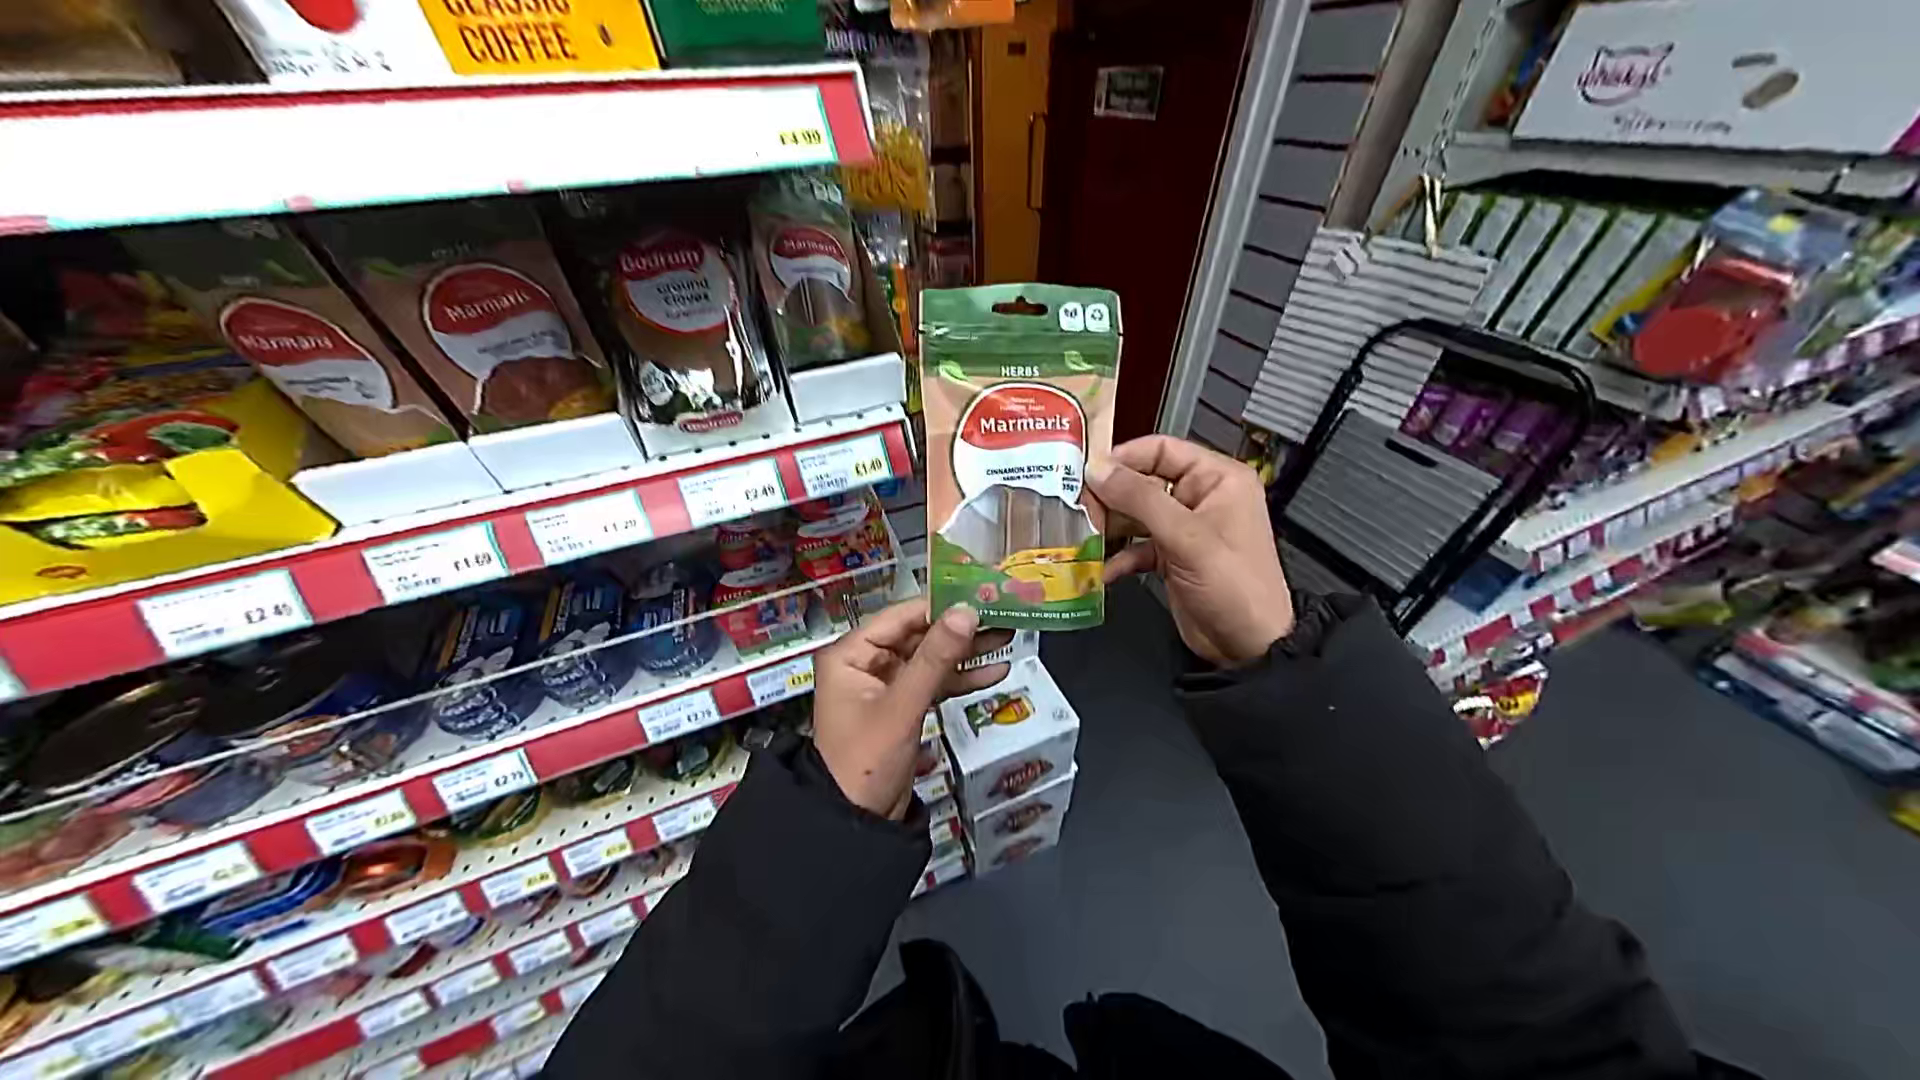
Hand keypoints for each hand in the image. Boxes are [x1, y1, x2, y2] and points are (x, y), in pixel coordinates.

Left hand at [812, 600, 1011, 818]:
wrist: (857, 824)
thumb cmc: (866, 761)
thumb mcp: (903, 706)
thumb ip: (936, 658)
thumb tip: (967, 612)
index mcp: (852, 654)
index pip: (902, 617)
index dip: (941, 606)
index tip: (981, 596)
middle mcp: (867, 663)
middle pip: (919, 636)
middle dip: (960, 629)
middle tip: (1002, 615)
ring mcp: (886, 685)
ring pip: (931, 659)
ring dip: (966, 652)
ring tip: (1008, 637)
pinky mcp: (903, 706)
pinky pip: (934, 684)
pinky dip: (961, 679)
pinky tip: (994, 672)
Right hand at [1087, 435, 1293, 667]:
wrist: (1249, 647)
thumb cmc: (1237, 588)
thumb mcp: (1186, 537)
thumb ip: (1140, 499)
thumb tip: (1099, 470)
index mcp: (1217, 479)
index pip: (1161, 450)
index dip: (1124, 458)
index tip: (1088, 471)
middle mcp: (1199, 498)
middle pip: (1142, 482)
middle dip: (1110, 497)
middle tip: (1080, 508)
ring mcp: (1184, 529)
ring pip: (1134, 515)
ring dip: (1109, 527)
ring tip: (1085, 536)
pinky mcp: (1171, 557)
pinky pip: (1136, 547)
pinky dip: (1119, 557)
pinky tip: (1104, 570)